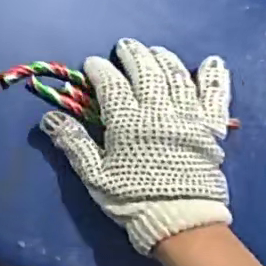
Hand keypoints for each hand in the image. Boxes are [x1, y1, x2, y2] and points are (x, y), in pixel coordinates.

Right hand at [40, 39, 232, 254]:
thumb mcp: (93, 173)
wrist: (180, 219)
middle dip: (134, 56)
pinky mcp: (210, 129)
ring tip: (156, 51)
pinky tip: (212, 62)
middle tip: (125, 46)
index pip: (112, 86)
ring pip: (178, 78)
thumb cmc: (130, 197)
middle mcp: (160, 114)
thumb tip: (50, 117)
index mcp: (128, 124)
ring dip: (166, 60)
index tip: (92, 63)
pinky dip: (215, 77)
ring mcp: (188, 119)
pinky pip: (216, 97)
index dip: (101, 70)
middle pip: (147, 74)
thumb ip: (74, 142)